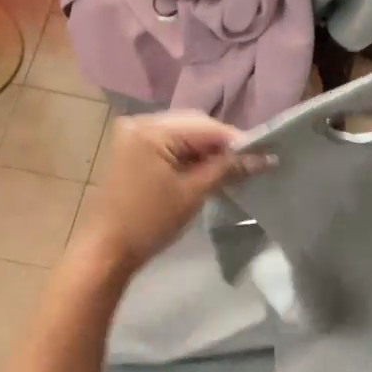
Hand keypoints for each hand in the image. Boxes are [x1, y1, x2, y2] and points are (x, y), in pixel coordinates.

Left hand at [70, 111, 274, 271]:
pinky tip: (207, 171)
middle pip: (194, 124)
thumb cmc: (150, 222)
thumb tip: (263, 158)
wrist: (107, 249)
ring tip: (232, 169)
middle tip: (249, 163)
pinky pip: (170, 145)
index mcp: (152, 129)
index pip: (206, 126)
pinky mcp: (133, 151)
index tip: (264, 155)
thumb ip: (227, 169)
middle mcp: (140, 122)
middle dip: (222, 143)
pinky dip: (190, 156)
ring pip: (183, 134)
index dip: (237, 140)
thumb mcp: (193, 193)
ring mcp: (133, 136)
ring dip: (207, 150)